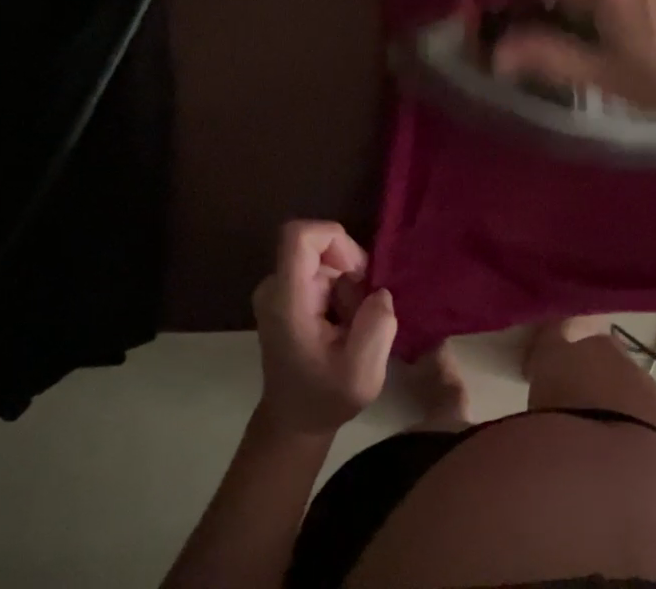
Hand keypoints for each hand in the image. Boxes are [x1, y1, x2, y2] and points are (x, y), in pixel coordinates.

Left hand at [251, 221, 397, 436]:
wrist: (294, 420)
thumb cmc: (325, 398)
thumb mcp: (362, 373)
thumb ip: (377, 326)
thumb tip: (379, 292)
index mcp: (287, 301)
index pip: (300, 236)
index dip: (336, 239)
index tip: (358, 273)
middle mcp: (275, 287)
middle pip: (320, 248)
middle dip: (352, 274)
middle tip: (361, 315)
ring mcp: (278, 290)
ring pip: (326, 261)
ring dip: (349, 288)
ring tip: (351, 327)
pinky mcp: (286, 295)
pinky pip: (321, 272)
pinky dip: (341, 293)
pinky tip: (342, 327)